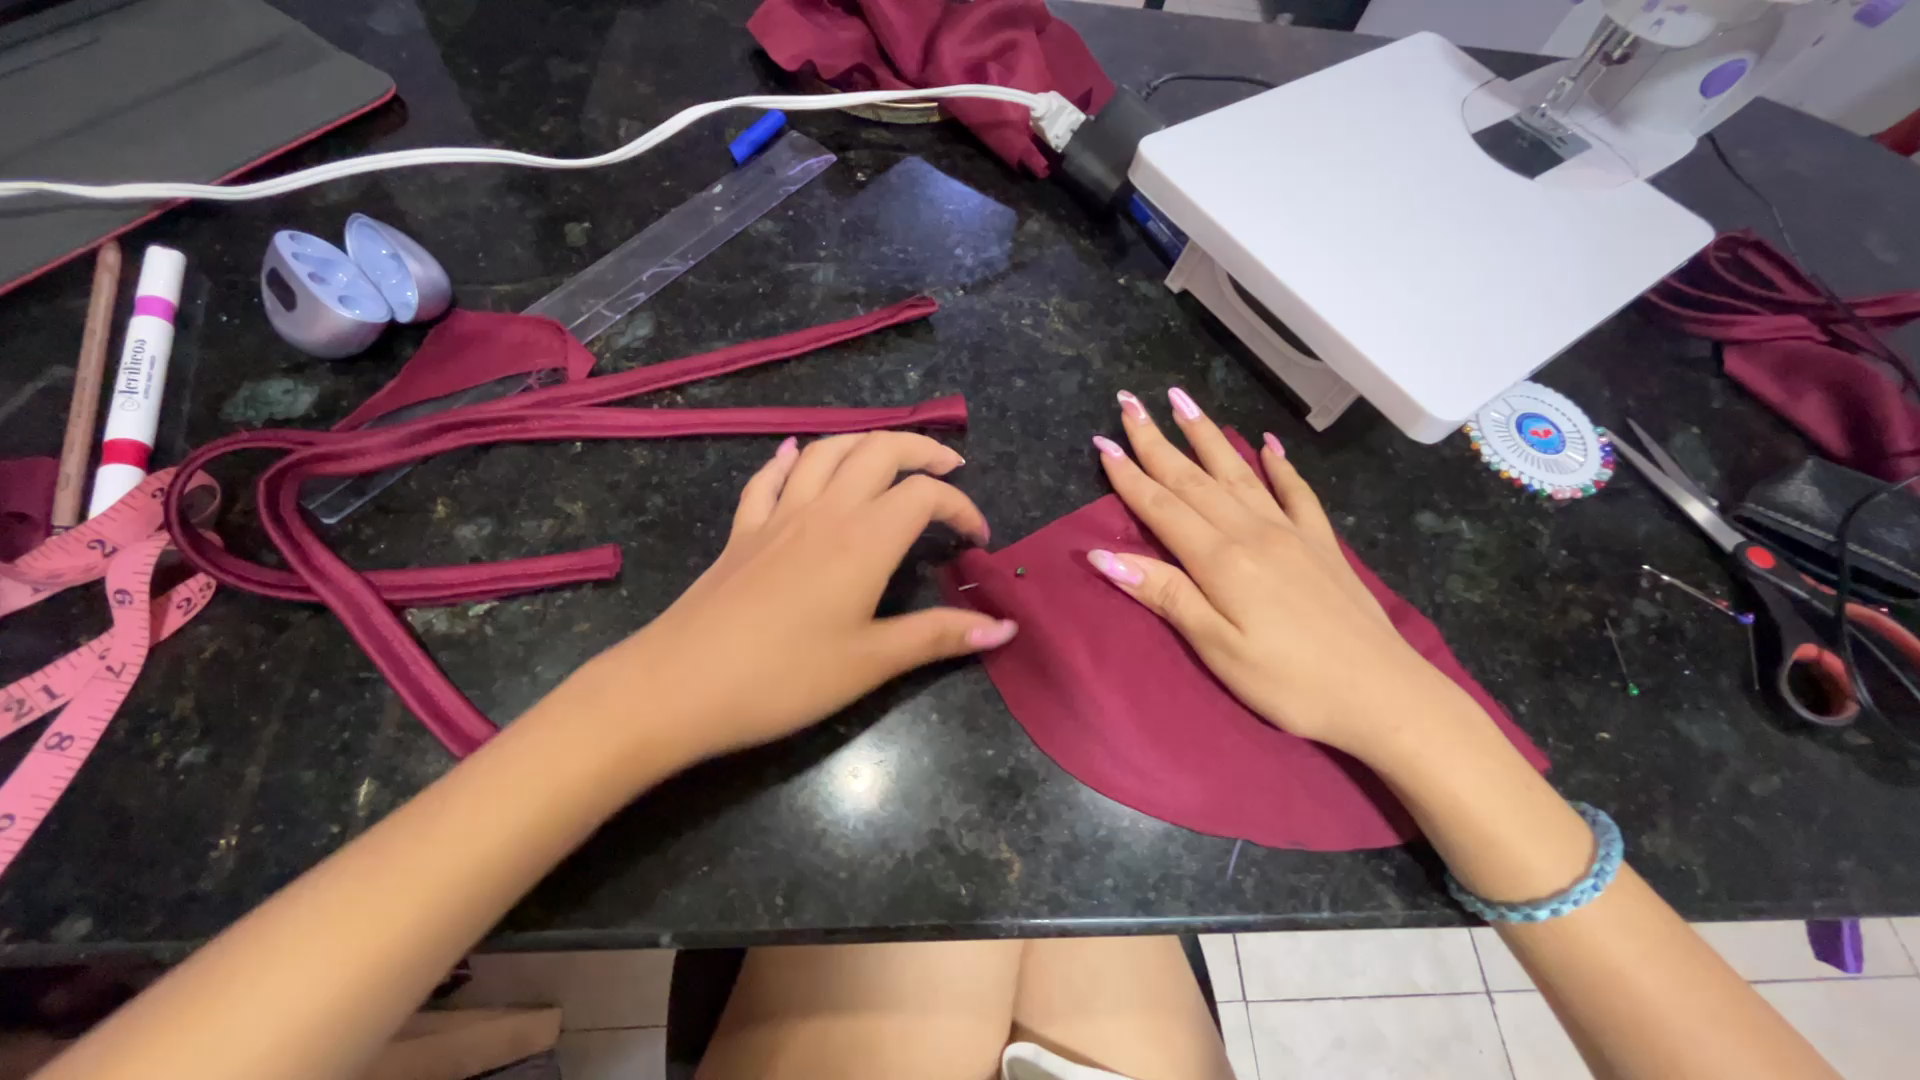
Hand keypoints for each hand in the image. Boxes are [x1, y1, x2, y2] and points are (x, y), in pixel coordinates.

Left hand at [572, 432, 1016, 765]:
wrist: (678, 685)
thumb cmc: (784, 678)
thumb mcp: (870, 663)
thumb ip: (938, 636)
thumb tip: (1005, 627)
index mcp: (863, 540)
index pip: (925, 496)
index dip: (961, 508)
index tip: (979, 542)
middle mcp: (823, 512)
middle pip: (878, 451)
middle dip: (921, 450)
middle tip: (951, 466)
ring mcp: (777, 516)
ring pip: (825, 451)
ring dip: (864, 442)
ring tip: (889, 457)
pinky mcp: (742, 532)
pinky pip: (770, 478)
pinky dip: (792, 460)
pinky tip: (796, 457)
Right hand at [1087, 388, 1464, 752]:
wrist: (1383, 694)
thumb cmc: (1289, 683)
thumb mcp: (1217, 648)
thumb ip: (1166, 595)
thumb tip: (1104, 556)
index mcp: (1222, 560)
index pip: (1162, 507)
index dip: (1129, 477)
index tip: (1101, 442)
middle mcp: (1253, 532)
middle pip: (1193, 479)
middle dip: (1156, 441)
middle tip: (1128, 402)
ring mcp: (1291, 533)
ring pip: (1238, 473)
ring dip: (1206, 435)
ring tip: (1182, 400)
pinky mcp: (1322, 544)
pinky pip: (1295, 492)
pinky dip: (1278, 465)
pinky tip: (1267, 443)